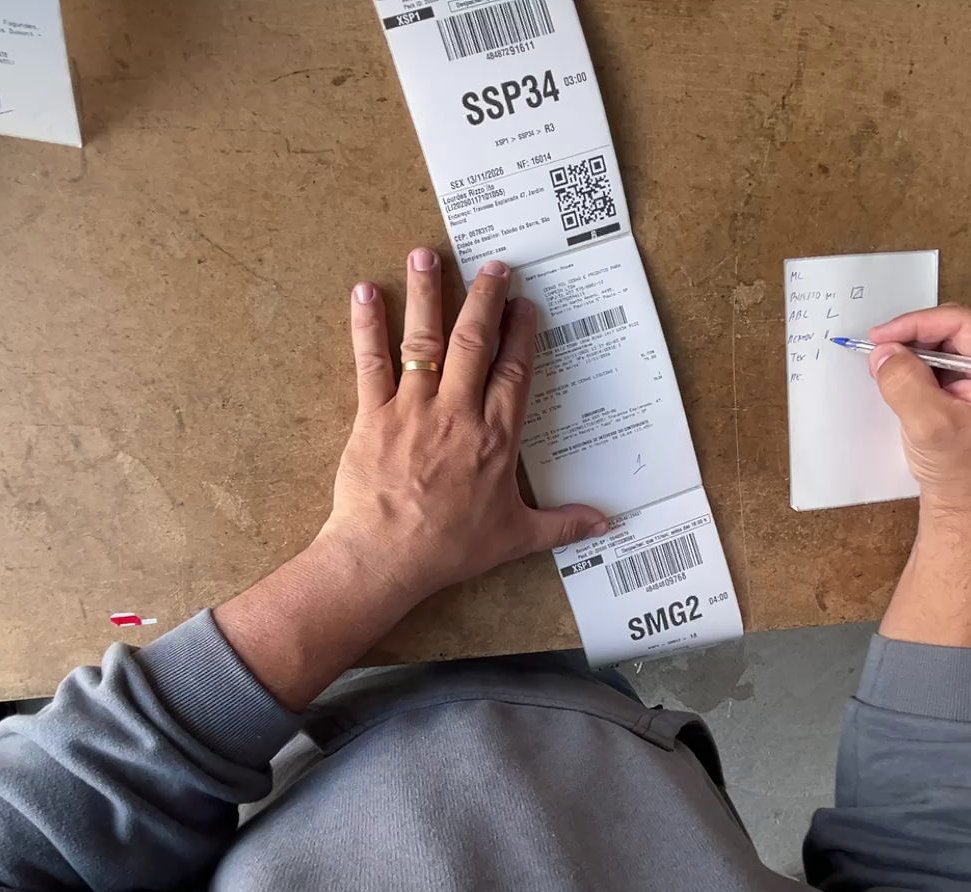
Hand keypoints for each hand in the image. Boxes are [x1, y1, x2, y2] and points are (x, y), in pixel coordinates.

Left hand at [316, 247, 607, 606]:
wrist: (387, 557)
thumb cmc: (450, 548)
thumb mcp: (514, 538)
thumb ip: (561, 525)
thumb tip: (606, 526)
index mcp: (495, 438)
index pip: (514, 372)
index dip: (521, 334)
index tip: (525, 305)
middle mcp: (458, 413)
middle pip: (475, 342)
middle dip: (485, 299)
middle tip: (493, 266)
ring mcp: (413, 409)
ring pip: (424, 341)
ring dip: (427, 295)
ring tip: (426, 255)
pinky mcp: (372, 415)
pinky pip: (370, 362)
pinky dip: (367, 326)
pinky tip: (364, 293)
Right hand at [866, 304, 970, 517]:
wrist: (966, 501)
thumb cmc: (960, 469)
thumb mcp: (929, 424)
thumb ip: (905, 383)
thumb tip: (883, 352)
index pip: (963, 322)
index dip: (916, 324)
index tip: (879, 337)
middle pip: (955, 327)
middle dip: (913, 336)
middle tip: (877, 352)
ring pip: (947, 341)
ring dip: (912, 350)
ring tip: (884, 367)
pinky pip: (944, 358)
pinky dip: (917, 364)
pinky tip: (899, 377)